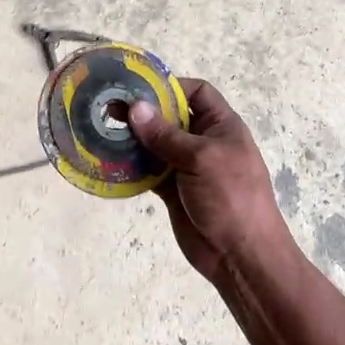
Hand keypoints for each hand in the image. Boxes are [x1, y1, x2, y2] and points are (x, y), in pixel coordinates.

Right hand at [129, 79, 288, 281]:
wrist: (242, 257)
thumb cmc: (231, 197)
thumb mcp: (201, 158)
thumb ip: (166, 134)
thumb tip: (135, 107)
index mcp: (221, 126)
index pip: (197, 93)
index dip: (171, 86)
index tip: (139, 88)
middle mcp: (203, 142)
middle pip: (170, 116)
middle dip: (143, 111)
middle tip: (109, 106)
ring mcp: (187, 167)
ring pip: (155, 143)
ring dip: (133, 138)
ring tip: (102, 129)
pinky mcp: (172, 190)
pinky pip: (148, 170)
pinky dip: (131, 165)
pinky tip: (110, 159)